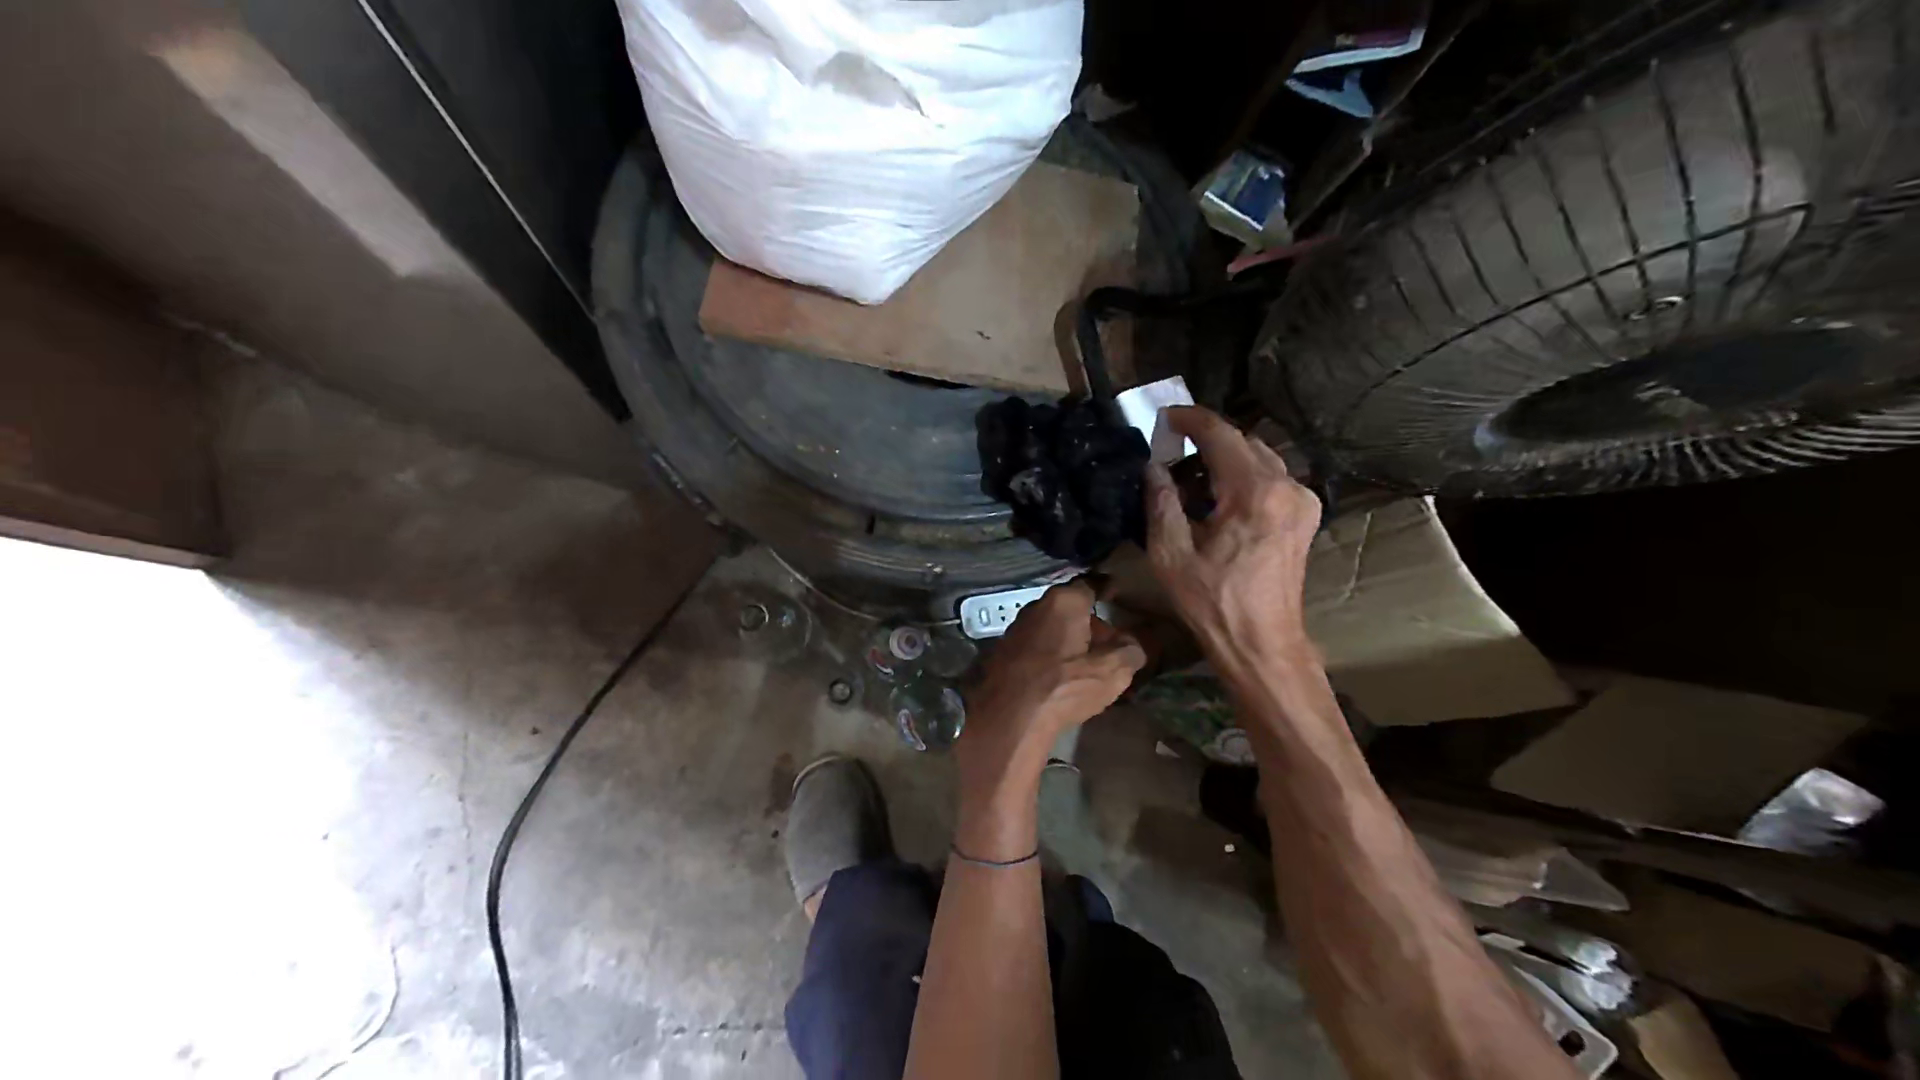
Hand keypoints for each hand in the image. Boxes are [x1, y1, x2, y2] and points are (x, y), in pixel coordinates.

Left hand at [954, 582, 1143, 856]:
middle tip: (1108, 643)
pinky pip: (1035, 644)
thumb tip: (1134, 643)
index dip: (1108, 589)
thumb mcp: (1112, 671)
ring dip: (1068, 638)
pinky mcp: (1002, 650)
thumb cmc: (1064, 686)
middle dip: (1089, 621)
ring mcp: (1016, 627)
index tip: (1117, 595)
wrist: (1009, 715)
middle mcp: (1036, 606)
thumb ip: (1131, 650)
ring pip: (1051, 626)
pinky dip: (1049, 653)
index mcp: (1064, 601)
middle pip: (1070, 607)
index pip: (1092, 584)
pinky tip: (1058, 675)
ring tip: (1085, 662)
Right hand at [1145, 407, 1322, 680]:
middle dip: (1206, 439)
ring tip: (1191, 476)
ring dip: (1225, 457)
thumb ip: (1160, 503)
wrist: (1262, 641)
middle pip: (1243, 441)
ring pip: (1260, 457)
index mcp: (1254, 493)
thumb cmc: (1213, 602)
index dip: (1190, 419)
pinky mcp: (1305, 515)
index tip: (1164, 416)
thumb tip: (1153, 468)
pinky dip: (1243, 474)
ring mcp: (1302, 500)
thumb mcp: (1171, 553)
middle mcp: (1286, 487)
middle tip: (1170, 450)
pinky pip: (1272, 477)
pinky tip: (1219, 496)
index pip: (1221, 434)